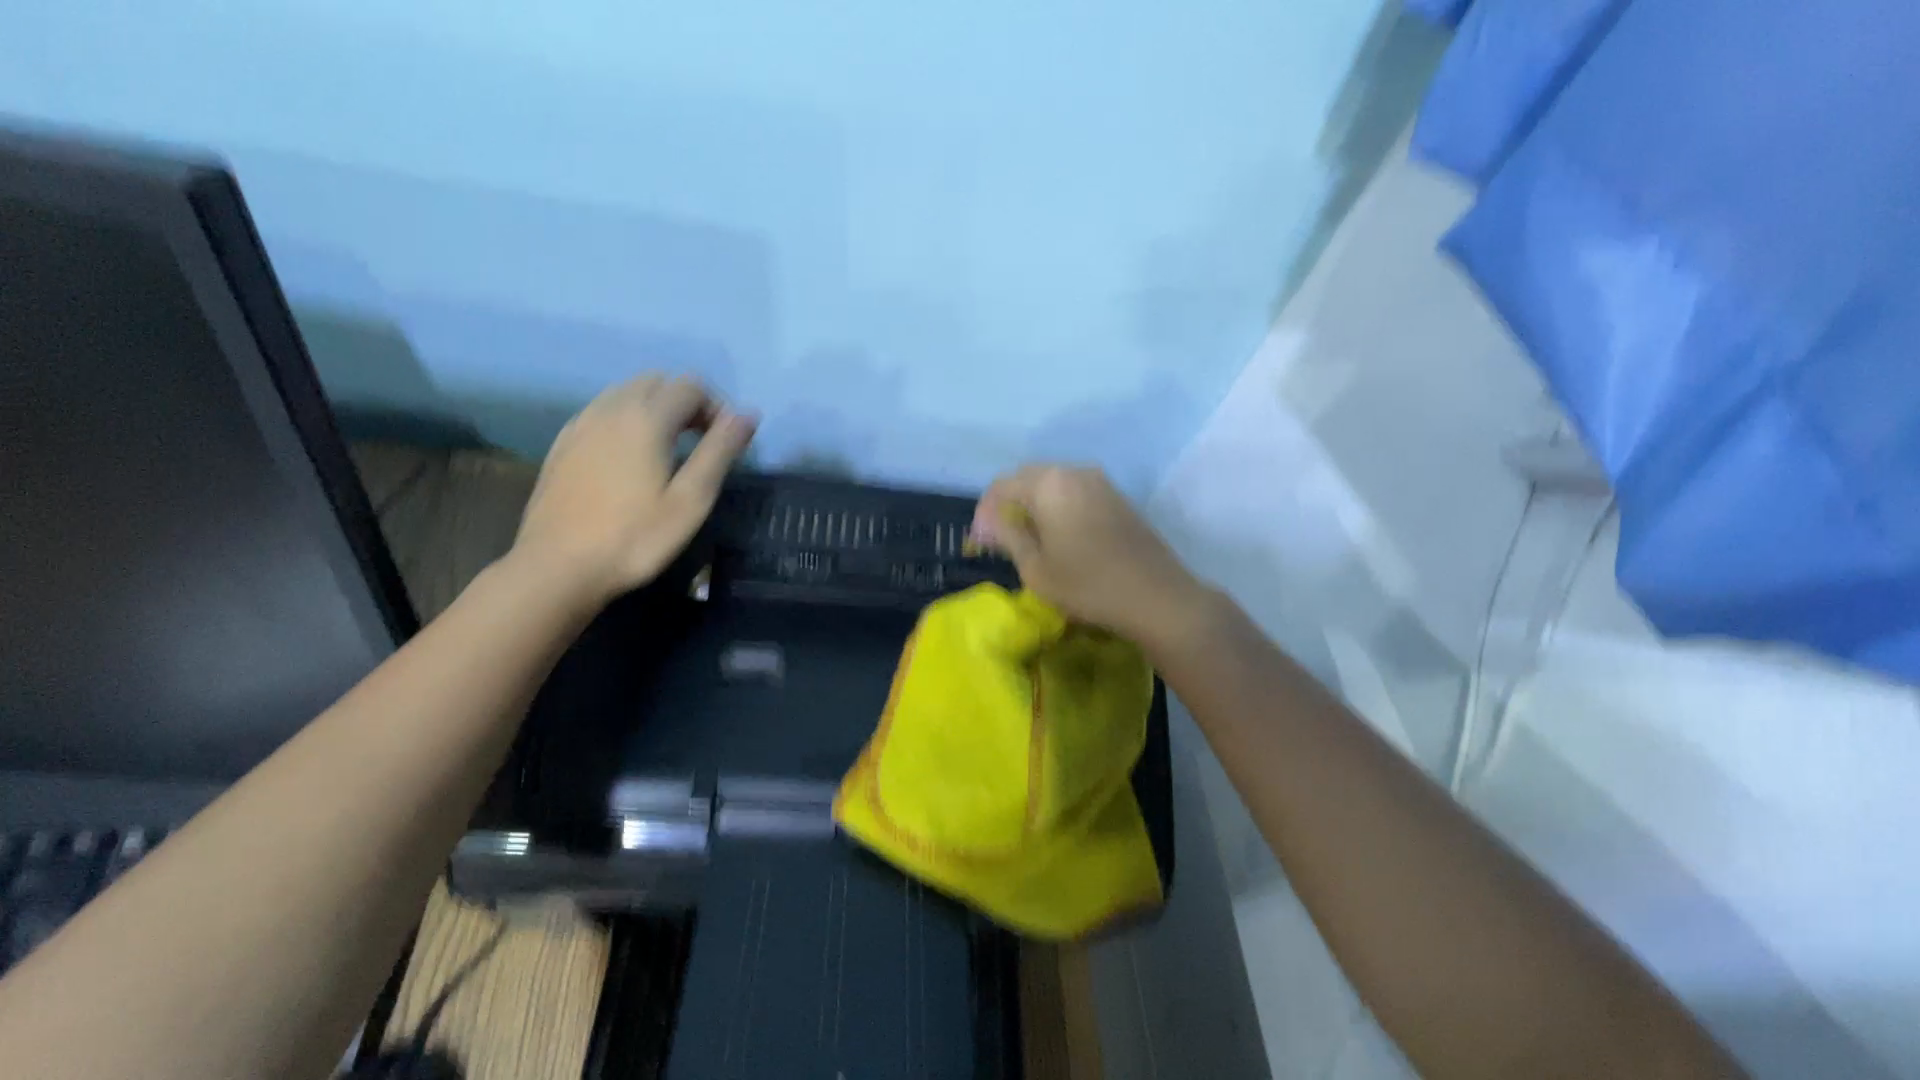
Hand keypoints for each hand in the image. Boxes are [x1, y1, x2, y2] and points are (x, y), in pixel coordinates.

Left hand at [513, 375, 754, 603]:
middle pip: (657, 381)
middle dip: (686, 402)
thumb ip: (720, 451)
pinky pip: (601, 412)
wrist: (557, 567)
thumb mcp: (690, 500)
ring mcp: (581, 424)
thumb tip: (747, 414)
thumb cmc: (634, 538)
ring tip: (667, 451)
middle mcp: (611, 408)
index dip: (717, 407)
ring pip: (626, 393)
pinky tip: (628, 459)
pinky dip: (624, 420)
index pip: (691, 386)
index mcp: (647, 418)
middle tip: (700, 443)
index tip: (725, 442)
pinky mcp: (562, 444)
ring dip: (654, 408)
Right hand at [970, 464, 1208, 645]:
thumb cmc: (1087, 585)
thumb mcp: (1036, 567)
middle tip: (1000, 539)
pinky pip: (1076, 493)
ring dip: (1035, 505)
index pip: (1002, 486)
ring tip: (1029, 539)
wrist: (1157, 597)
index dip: (985, 512)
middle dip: (1009, 504)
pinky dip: (1059, 508)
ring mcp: (1100, 482)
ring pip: (1054, 484)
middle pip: (1028, 478)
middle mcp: (1074, 471)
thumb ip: (1008, 536)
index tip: (980, 542)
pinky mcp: (1118, 497)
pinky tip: (1059, 537)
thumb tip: (987, 522)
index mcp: (1048, 484)